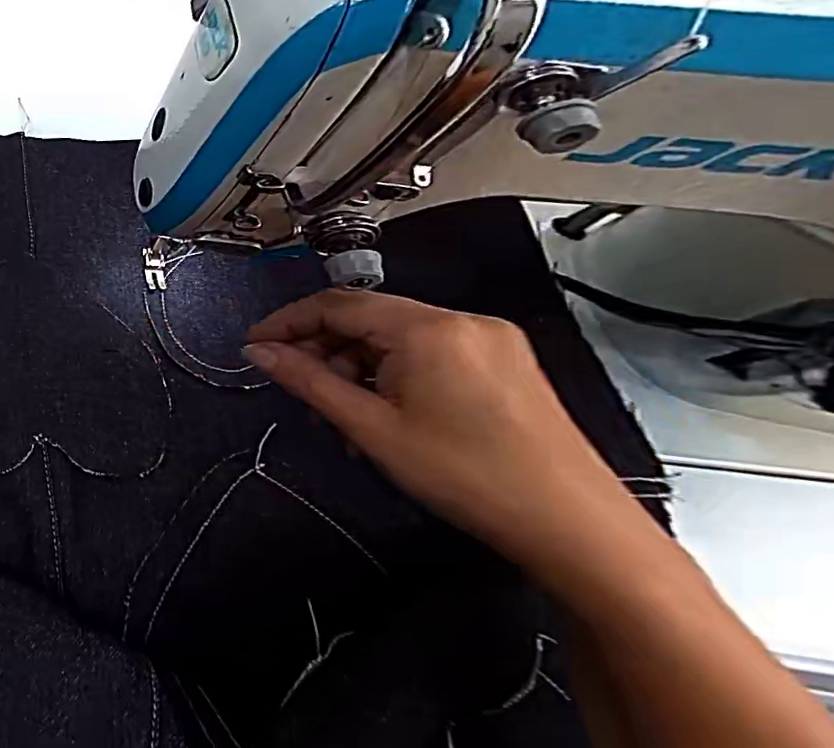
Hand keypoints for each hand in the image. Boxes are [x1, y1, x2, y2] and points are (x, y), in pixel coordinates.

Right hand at [243, 290, 655, 583]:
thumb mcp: (373, 429)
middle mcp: (461, 318)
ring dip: (361, 365)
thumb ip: (309, 381)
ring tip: (346, 413)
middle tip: (301, 387)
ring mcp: (488, 336)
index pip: (337, 304)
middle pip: (369, 318)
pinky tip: (387, 410)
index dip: (289, 322)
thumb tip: (260, 353)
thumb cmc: (469, 478)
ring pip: (399, 335)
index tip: (257, 344)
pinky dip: (397, 371)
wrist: (575, 528)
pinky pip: (431, 349)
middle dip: (327, 349)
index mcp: (427, 328)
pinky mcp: (504, 358)